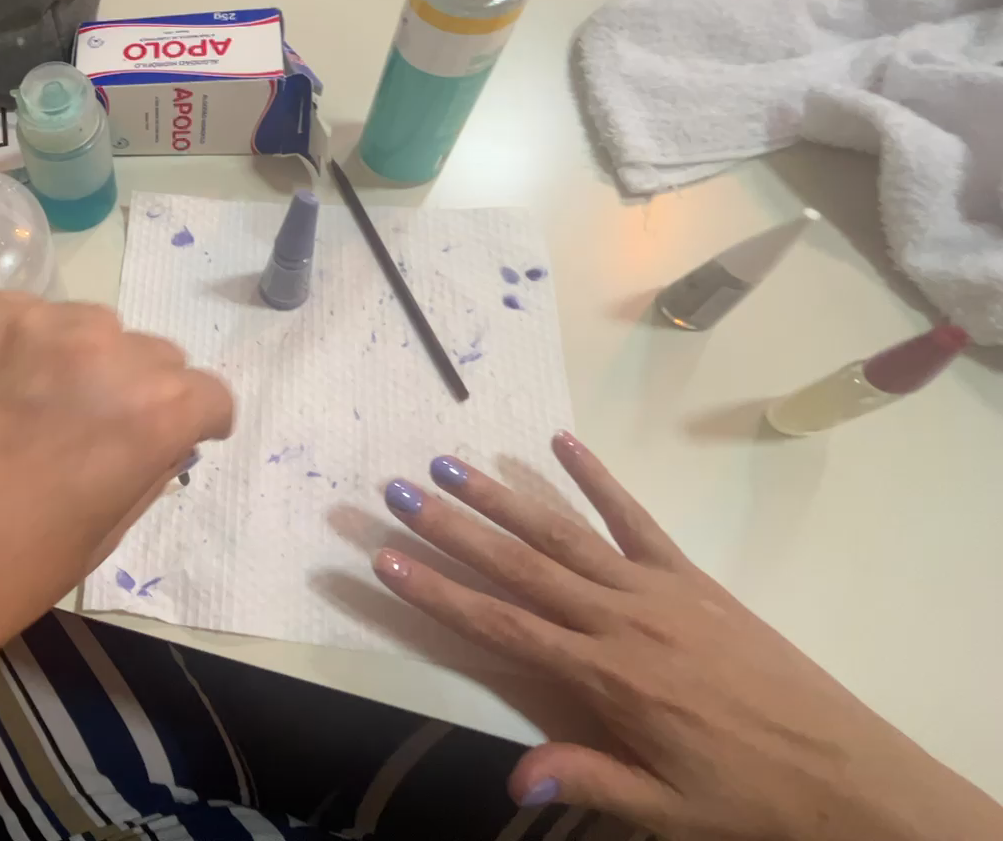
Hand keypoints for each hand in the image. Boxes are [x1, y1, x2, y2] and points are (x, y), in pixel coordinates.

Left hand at [0, 293, 232, 701]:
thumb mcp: (99, 540)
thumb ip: (145, 469)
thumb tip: (162, 436)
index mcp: (146, 414)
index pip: (206, 392)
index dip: (194, 422)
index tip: (173, 439)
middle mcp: (96, 349)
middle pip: (152, 352)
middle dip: (140, 390)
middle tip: (92, 432)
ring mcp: (25, 320)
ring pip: (89, 325)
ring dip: (81, 361)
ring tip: (33, 407)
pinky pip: (22, 315)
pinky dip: (20, 346)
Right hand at [374, 432, 1002, 840]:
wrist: (862, 783)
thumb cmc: (750, 798)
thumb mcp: (669, 810)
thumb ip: (590, 781)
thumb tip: (513, 779)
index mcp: (604, 675)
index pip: (499, 625)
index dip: (437, 592)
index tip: (385, 558)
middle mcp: (618, 619)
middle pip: (516, 564)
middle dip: (449, 527)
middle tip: (398, 491)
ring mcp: (653, 589)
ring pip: (560, 533)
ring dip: (500, 496)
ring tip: (450, 464)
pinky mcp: (689, 577)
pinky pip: (635, 520)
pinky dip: (597, 479)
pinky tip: (562, 442)